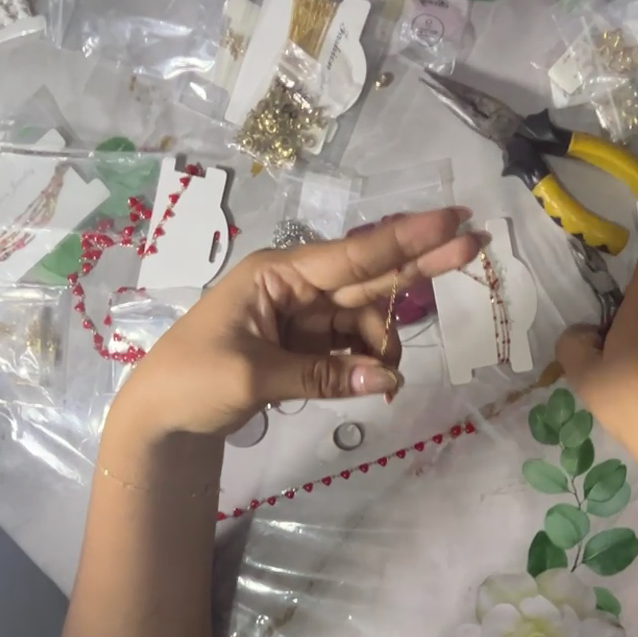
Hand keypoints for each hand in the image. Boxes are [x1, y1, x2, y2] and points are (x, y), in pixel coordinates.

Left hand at [113, 207, 481, 438]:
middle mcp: (297, 288)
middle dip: (420, 265)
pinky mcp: (306, 349)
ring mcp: (304, 319)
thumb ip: (323, 377)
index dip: (406, 241)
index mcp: (277, 274)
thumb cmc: (193, 379)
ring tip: (387, 382)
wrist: (162, 416)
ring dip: (384, 349)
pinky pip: (351, 351)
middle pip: (370, 274)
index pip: (353, 255)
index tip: (453, 220)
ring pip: (365, 322)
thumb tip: (388, 382)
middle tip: (475, 246)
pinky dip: (367, 368)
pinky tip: (376, 383)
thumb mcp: (254, 376)